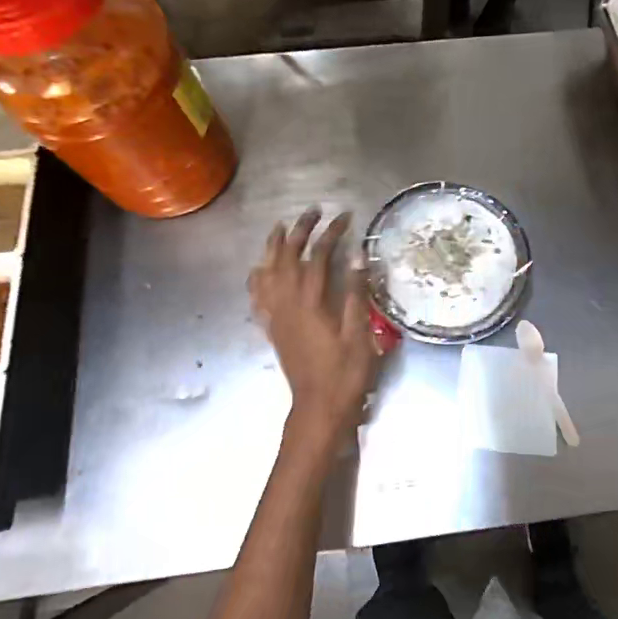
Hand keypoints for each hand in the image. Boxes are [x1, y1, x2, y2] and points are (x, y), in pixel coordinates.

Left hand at [248, 209, 377, 434]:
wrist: (318, 407)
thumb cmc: (345, 374)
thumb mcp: (360, 335)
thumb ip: (356, 295)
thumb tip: (357, 258)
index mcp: (311, 304)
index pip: (319, 257)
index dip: (331, 234)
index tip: (345, 217)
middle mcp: (288, 304)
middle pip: (288, 257)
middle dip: (300, 230)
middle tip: (314, 211)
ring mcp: (276, 316)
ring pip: (268, 272)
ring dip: (274, 246)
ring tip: (280, 228)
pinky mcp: (272, 328)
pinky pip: (258, 296)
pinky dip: (258, 277)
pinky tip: (260, 270)